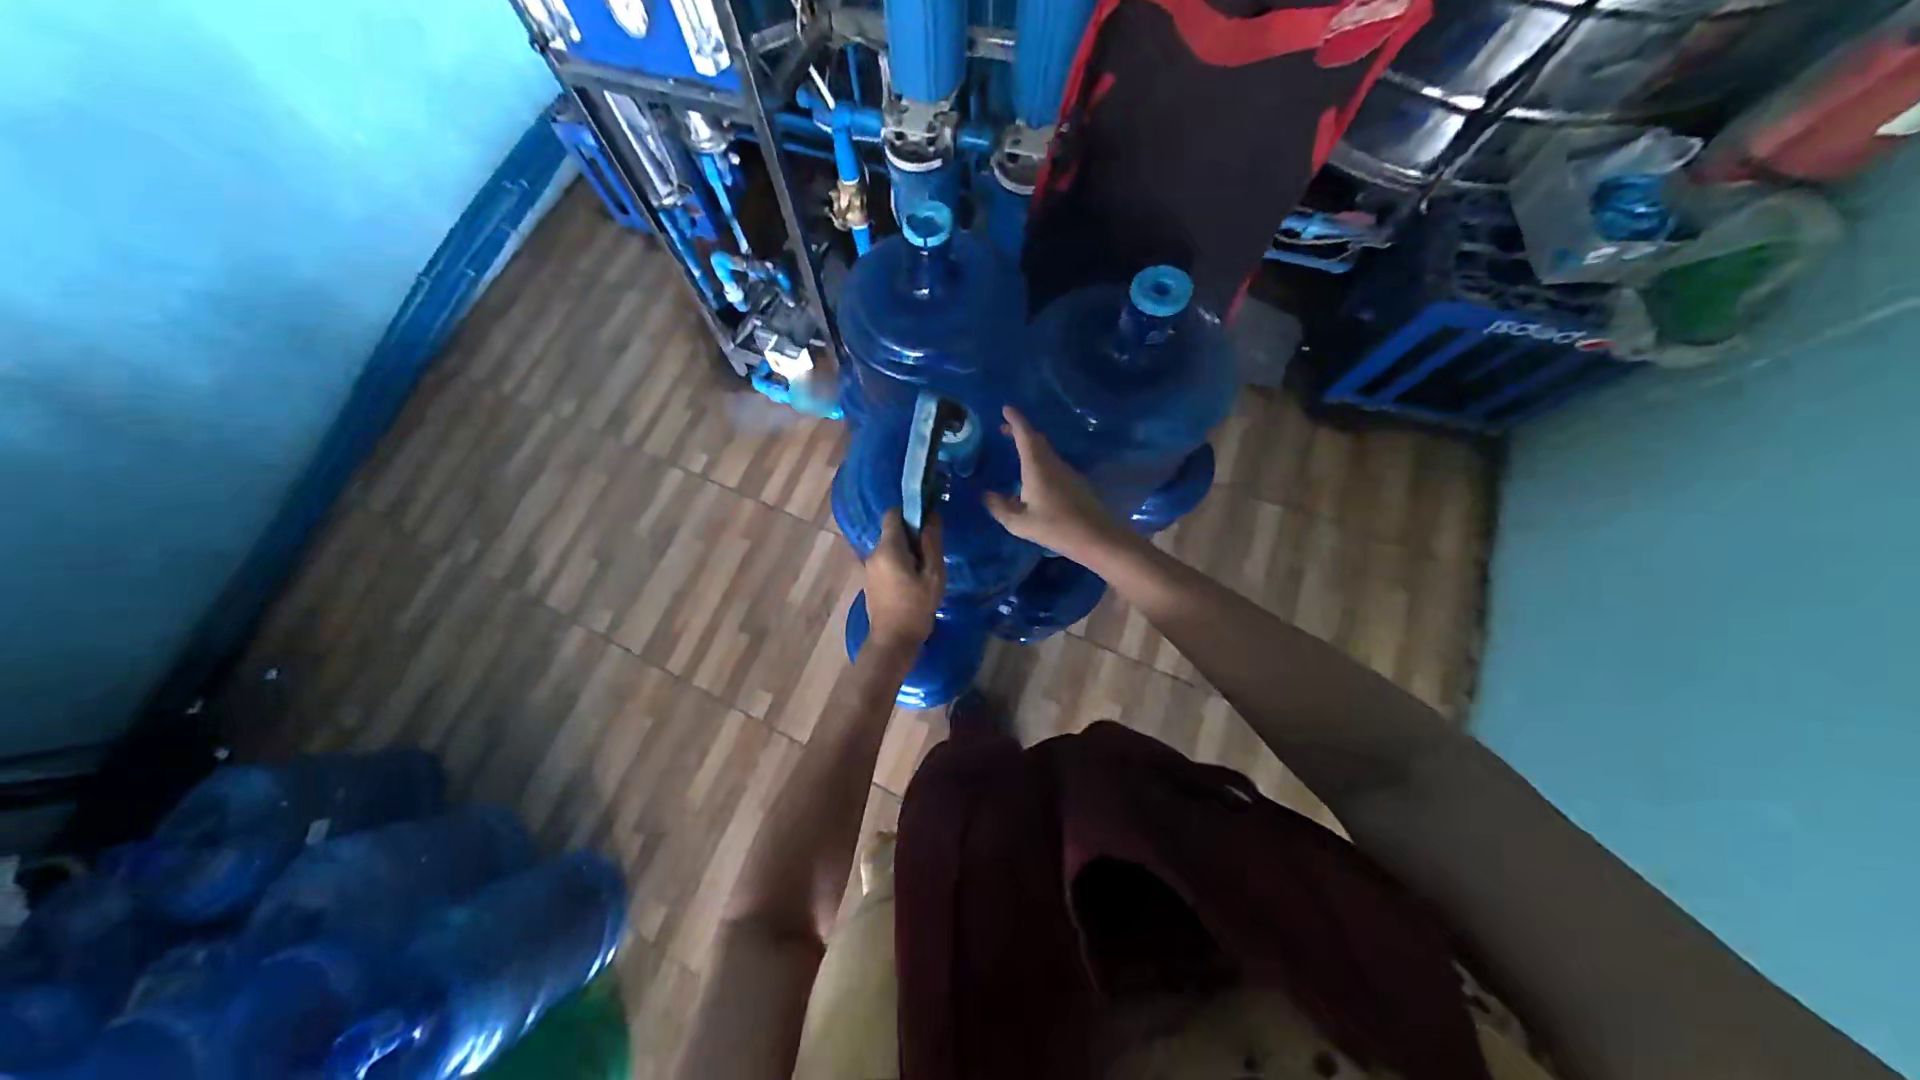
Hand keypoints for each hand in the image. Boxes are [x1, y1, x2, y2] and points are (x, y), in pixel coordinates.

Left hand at [863, 508, 944, 649]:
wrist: (893, 641)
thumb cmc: (916, 607)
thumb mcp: (933, 574)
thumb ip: (931, 542)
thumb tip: (931, 515)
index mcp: (888, 548)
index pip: (893, 513)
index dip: (910, 512)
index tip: (928, 522)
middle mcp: (873, 553)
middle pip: (892, 531)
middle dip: (912, 534)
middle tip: (932, 550)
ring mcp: (869, 567)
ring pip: (890, 547)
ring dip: (907, 551)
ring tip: (925, 569)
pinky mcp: (870, 580)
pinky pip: (886, 561)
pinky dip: (900, 563)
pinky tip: (913, 580)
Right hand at [985, 407, 1129, 563]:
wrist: (1097, 537)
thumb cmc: (1056, 527)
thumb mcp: (1020, 523)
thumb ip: (1000, 508)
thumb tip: (987, 495)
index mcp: (1037, 467)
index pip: (1025, 434)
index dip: (1015, 420)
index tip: (1006, 409)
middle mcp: (1053, 463)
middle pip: (1037, 440)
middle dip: (1020, 431)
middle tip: (1004, 430)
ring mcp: (1067, 472)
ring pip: (1046, 452)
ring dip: (1031, 447)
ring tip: (1017, 452)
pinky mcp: (1076, 483)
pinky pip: (1054, 465)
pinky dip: (1040, 462)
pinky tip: (1034, 479)